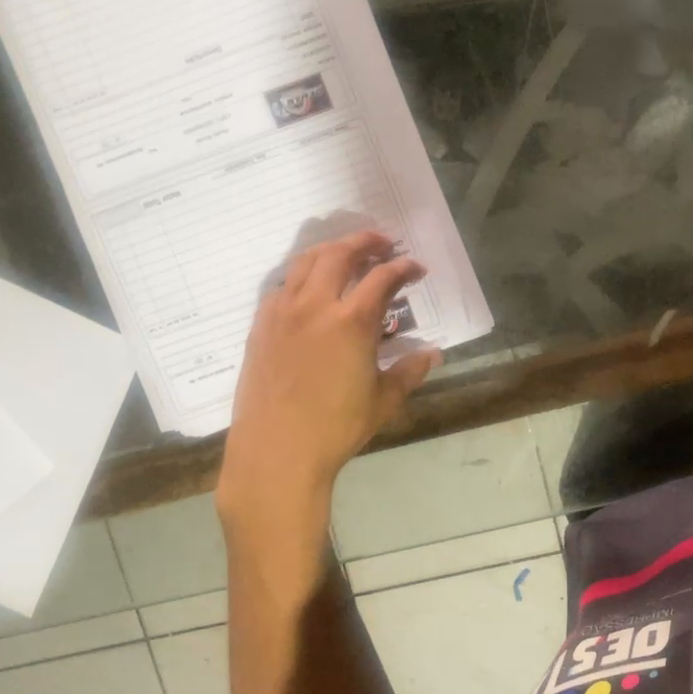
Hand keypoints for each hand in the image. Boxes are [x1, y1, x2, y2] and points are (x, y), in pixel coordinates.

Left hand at [217, 230, 440, 525]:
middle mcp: (315, 306)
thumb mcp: (384, 400)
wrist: (277, 450)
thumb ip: (409, 370)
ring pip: (305, 263)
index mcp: (352, 322)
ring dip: (330, 250)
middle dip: (364, 242)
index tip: (416, 268)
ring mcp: (282, 313)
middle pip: (339, 254)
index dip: (403, 267)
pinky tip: (311, 290)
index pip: (382, 277)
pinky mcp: (261, 327)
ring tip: (346, 254)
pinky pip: (282, 286)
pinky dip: (302, 276)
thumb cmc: (337, 427)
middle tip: (382, 244)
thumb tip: (432, 354)